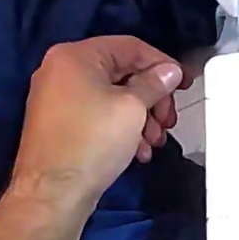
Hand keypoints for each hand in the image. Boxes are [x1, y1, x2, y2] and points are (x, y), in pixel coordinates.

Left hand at [8, 37, 184, 215]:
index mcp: (76, 56)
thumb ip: (155, 84)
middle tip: (168, 121)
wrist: (53, 192)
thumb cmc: (92, 142)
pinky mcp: (61, 124)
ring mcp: (58, 98)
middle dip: (153, 98)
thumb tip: (170, 71)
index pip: (130, 47)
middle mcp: (62, 70)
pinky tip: (138, 151)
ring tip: (154, 142)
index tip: (185, 83)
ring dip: (142, 117)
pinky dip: (122, 128)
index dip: (163, 64)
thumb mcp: (133, 108)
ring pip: (114, 97)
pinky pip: (99, 115)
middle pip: (123, 73)